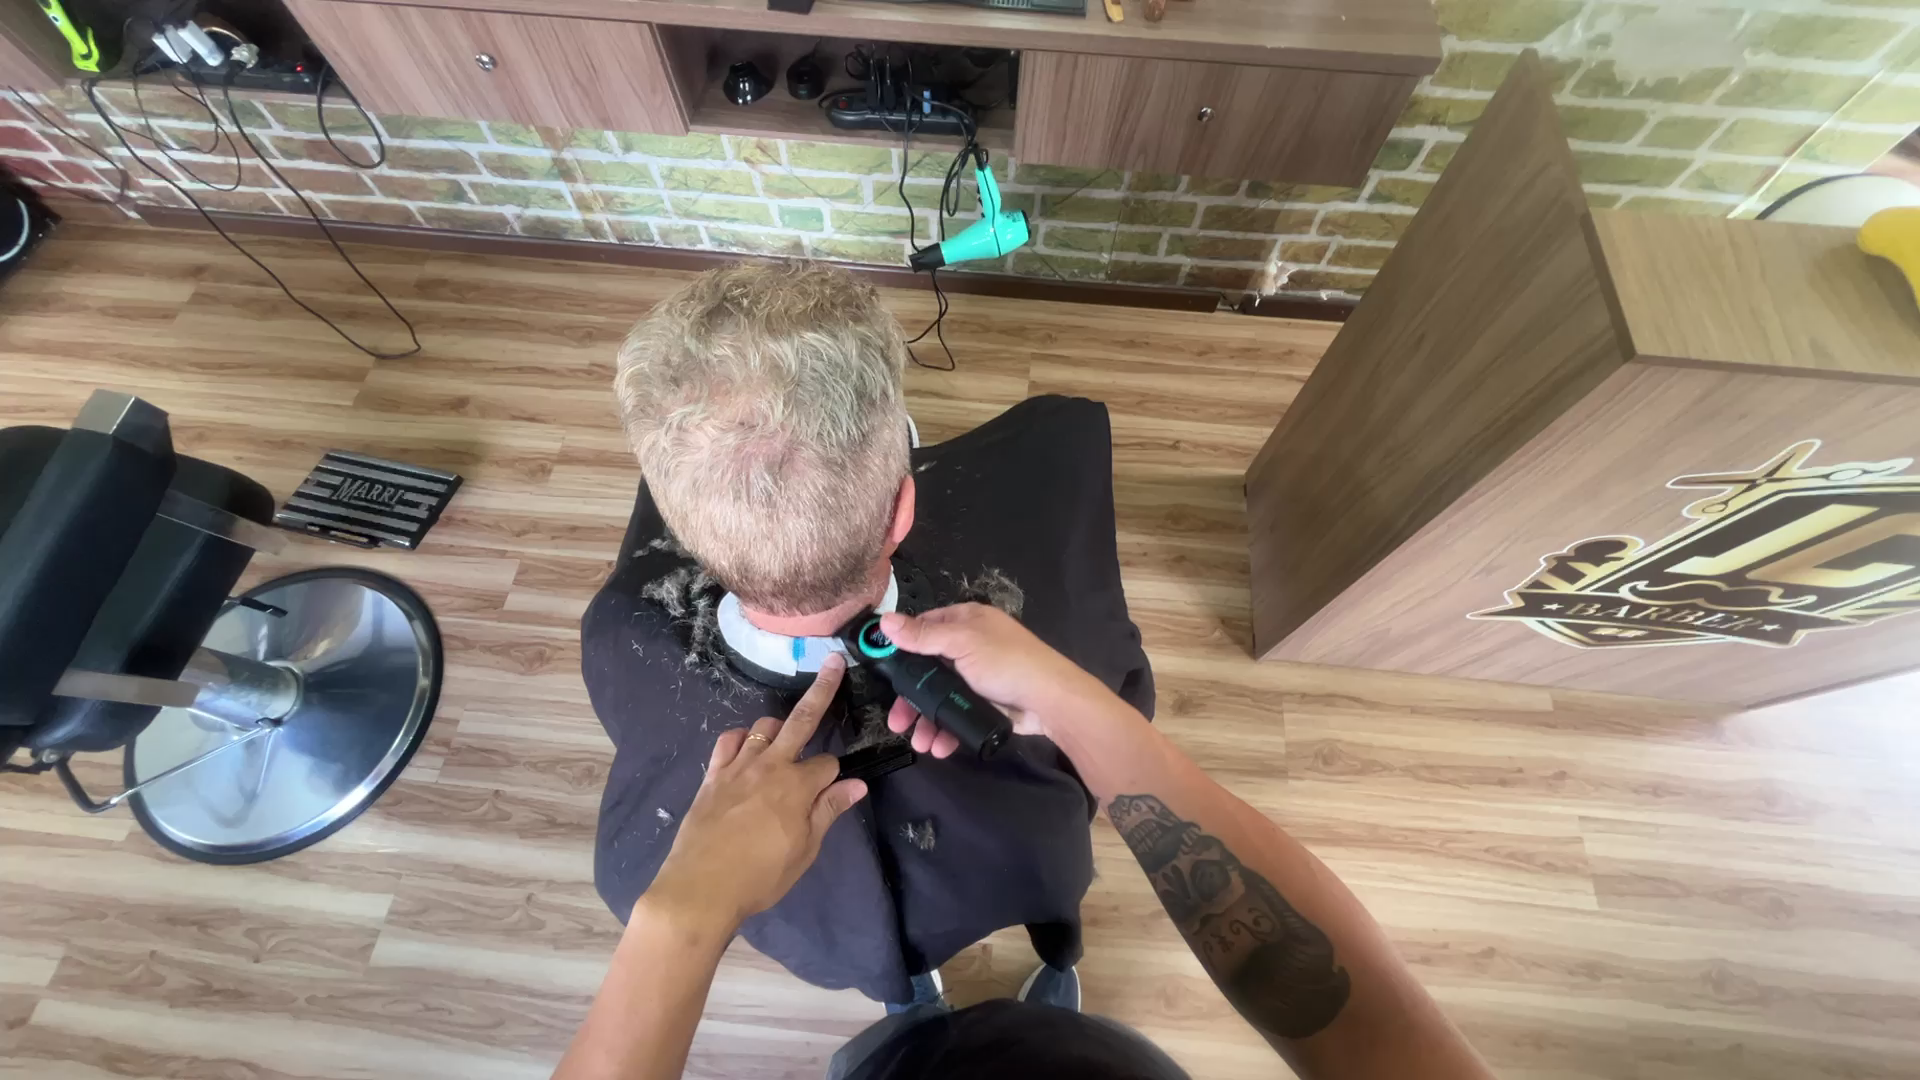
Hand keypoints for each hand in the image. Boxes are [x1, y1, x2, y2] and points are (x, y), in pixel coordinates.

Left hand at [644, 654, 868, 930]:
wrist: (699, 890)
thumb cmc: (760, 876)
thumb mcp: (805, 850)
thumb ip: (829, 811)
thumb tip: (858, 784)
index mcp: (798, 786)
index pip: (828, 765)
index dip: (833, 777)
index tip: (831, 792)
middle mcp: (771, 765)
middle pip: (802, 719)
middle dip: (823, 690)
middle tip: (834, 663)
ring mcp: (738, 767)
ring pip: (764, 728)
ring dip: (778, 728)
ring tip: (783, 743)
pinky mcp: (712, 775)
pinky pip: (728, 741)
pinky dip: (740, 739)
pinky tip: (746, 749)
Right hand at [880, 604, 1113, 757]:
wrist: (1050, 701)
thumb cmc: (1007, 662)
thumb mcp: (962, 643)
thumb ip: (923, 636)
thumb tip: (884, 621)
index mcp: (965, 621)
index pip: (924, 627)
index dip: (902, 646)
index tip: (881, 669)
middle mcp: (969, 646)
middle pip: (927, 669)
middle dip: (911, 697)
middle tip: (896, 721)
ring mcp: (976, 677)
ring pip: (940, 697)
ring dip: (926, 720)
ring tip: (919, 742)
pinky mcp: (983, 703)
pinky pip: (956, 714)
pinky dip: (946, 730)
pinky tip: (939, 746)